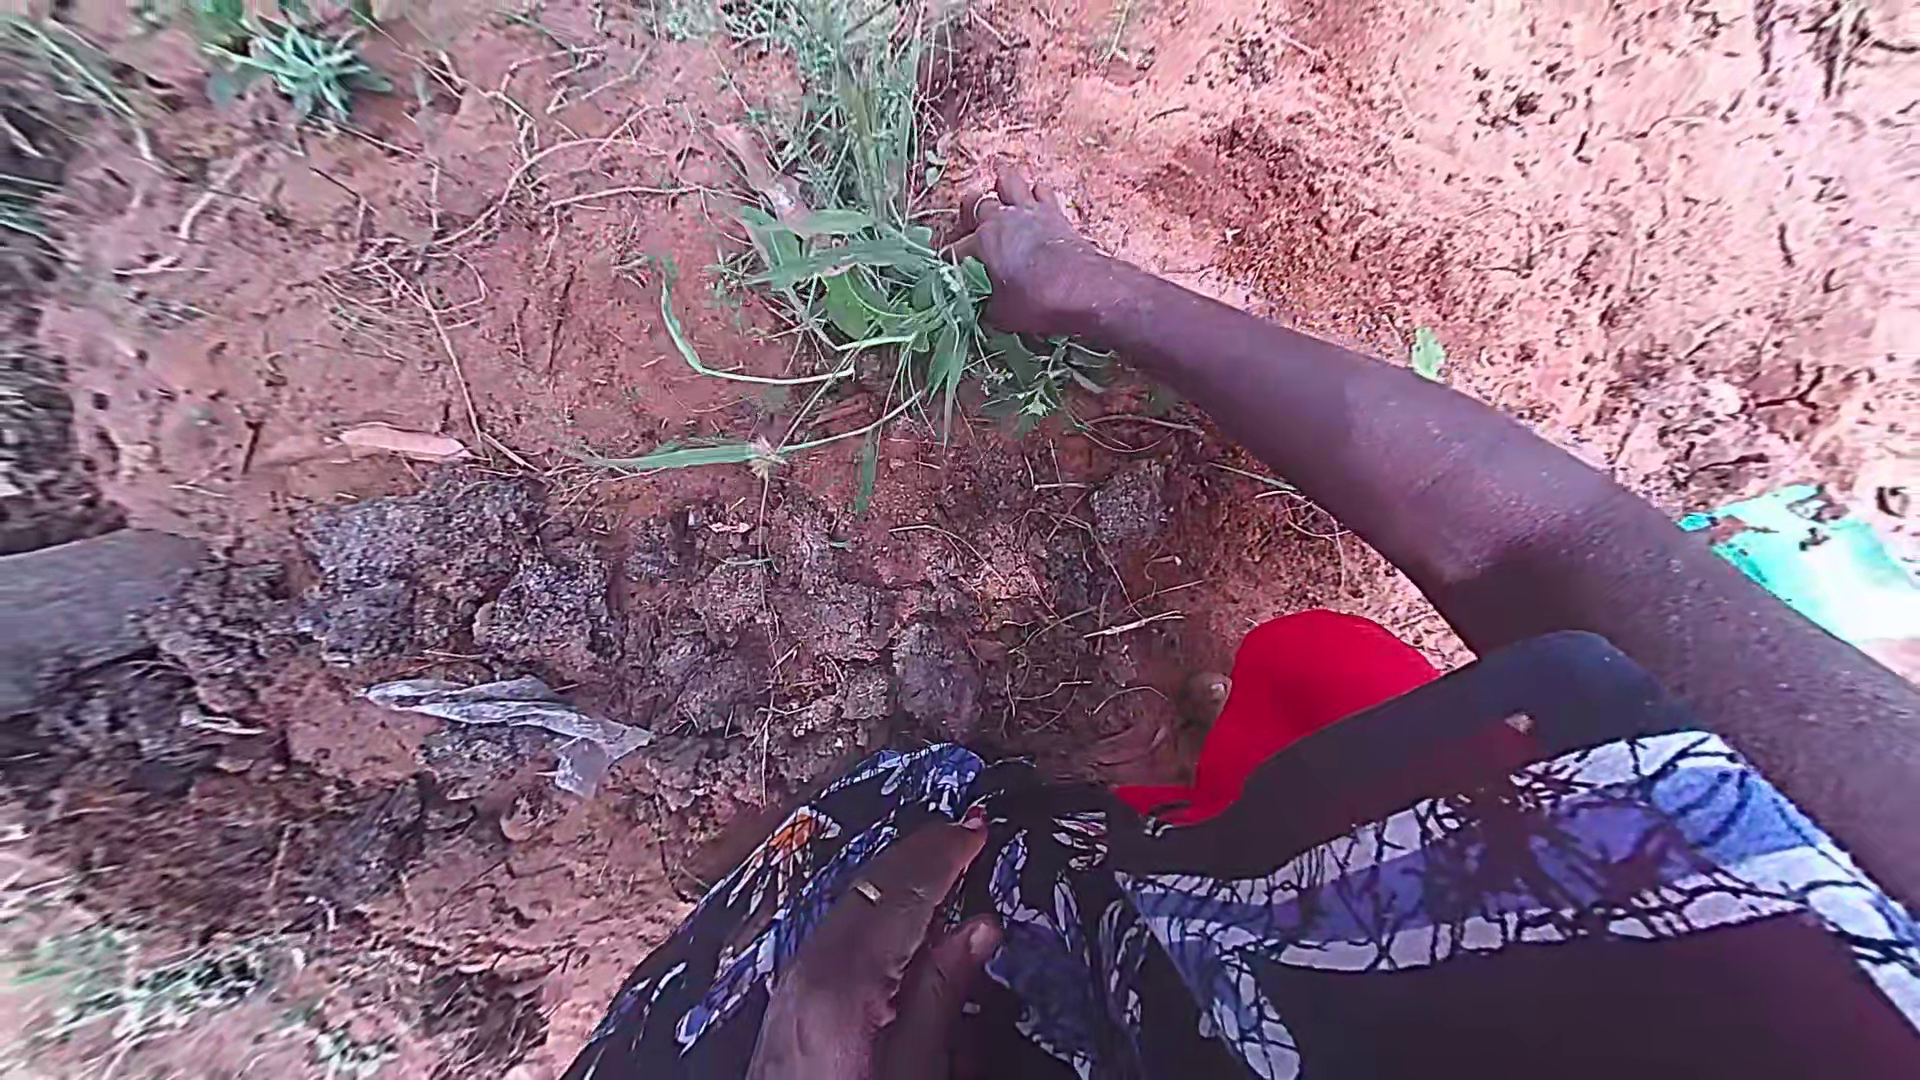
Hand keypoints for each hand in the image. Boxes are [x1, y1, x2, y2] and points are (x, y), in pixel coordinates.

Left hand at [747, 821, 1001, 1079]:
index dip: (944, 855)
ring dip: (907, 865)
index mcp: (847, 979)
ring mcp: (801, 967)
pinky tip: (910, 897)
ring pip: (862, 890)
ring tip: (947, 852)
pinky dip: (885, 892)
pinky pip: (849, 912)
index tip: (976, 830)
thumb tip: (981, 927)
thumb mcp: (914, 1074)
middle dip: (926, 848)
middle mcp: (816, 959)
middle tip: (968, 829)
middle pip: (878, 879)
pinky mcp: (798, 980)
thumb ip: (942, 994)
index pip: (904, 891)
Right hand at [956, 161, 1109, 337]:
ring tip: (999, 197)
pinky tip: (1033, 202)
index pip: (956, 249)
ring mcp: (1029, 211)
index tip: (948, 272)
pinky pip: (1040, 192)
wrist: (1081, 290)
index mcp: (982, 241)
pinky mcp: (1054, 212)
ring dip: (1001, 190)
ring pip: (1008, 183)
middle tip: (968, 230)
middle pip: (976, 205)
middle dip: (968, 216)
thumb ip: (985, 305)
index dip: (950, 262)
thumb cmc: (1035, 302)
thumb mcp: (1000, 315)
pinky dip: (1034, 195)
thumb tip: (981, 305)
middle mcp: (1001, 218)